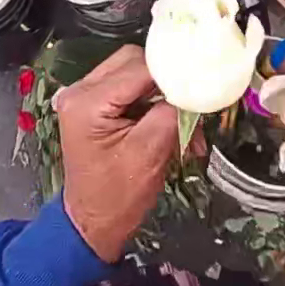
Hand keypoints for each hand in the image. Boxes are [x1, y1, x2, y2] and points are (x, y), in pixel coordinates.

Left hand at [55, 45, 179, 261]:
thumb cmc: (118, 196)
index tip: (204, 79)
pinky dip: (152, 97)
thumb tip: (196, 85)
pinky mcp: (95, 101)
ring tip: (181, 115)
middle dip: (167, 78)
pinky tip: (168, 117)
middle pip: (136, 61)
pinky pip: (130, 84)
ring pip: (135, 69)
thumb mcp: (150, 153)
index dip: (174, 71)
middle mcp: (81, 89)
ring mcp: (86, 94)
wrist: (93, 224)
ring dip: (161, 88)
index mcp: (87, 101)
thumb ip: (171, 112)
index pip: (140, 68)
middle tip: (191, 100)